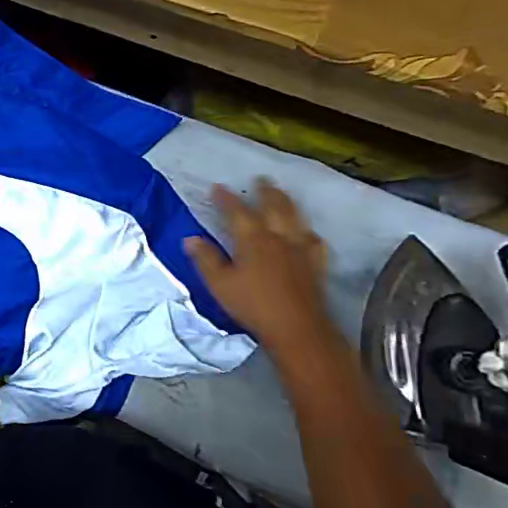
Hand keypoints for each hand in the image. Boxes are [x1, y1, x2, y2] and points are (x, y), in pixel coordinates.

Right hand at [184, 179, 333, 351]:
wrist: (297, 328)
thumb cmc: (253, 305)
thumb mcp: (219, 284)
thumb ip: (206, 259)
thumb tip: (190, 238)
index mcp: (253, 240)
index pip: (237, 212)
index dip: (227, 199)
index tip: (218, 187)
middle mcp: (279, 238)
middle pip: (274, 207)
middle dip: (265, 191)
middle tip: (260, 178)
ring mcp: (301, 249)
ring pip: (296, 217)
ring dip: (287, 202)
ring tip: (282, 193)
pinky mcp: (317, 263)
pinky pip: (314, 239)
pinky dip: (307, 230)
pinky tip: (307, 231)